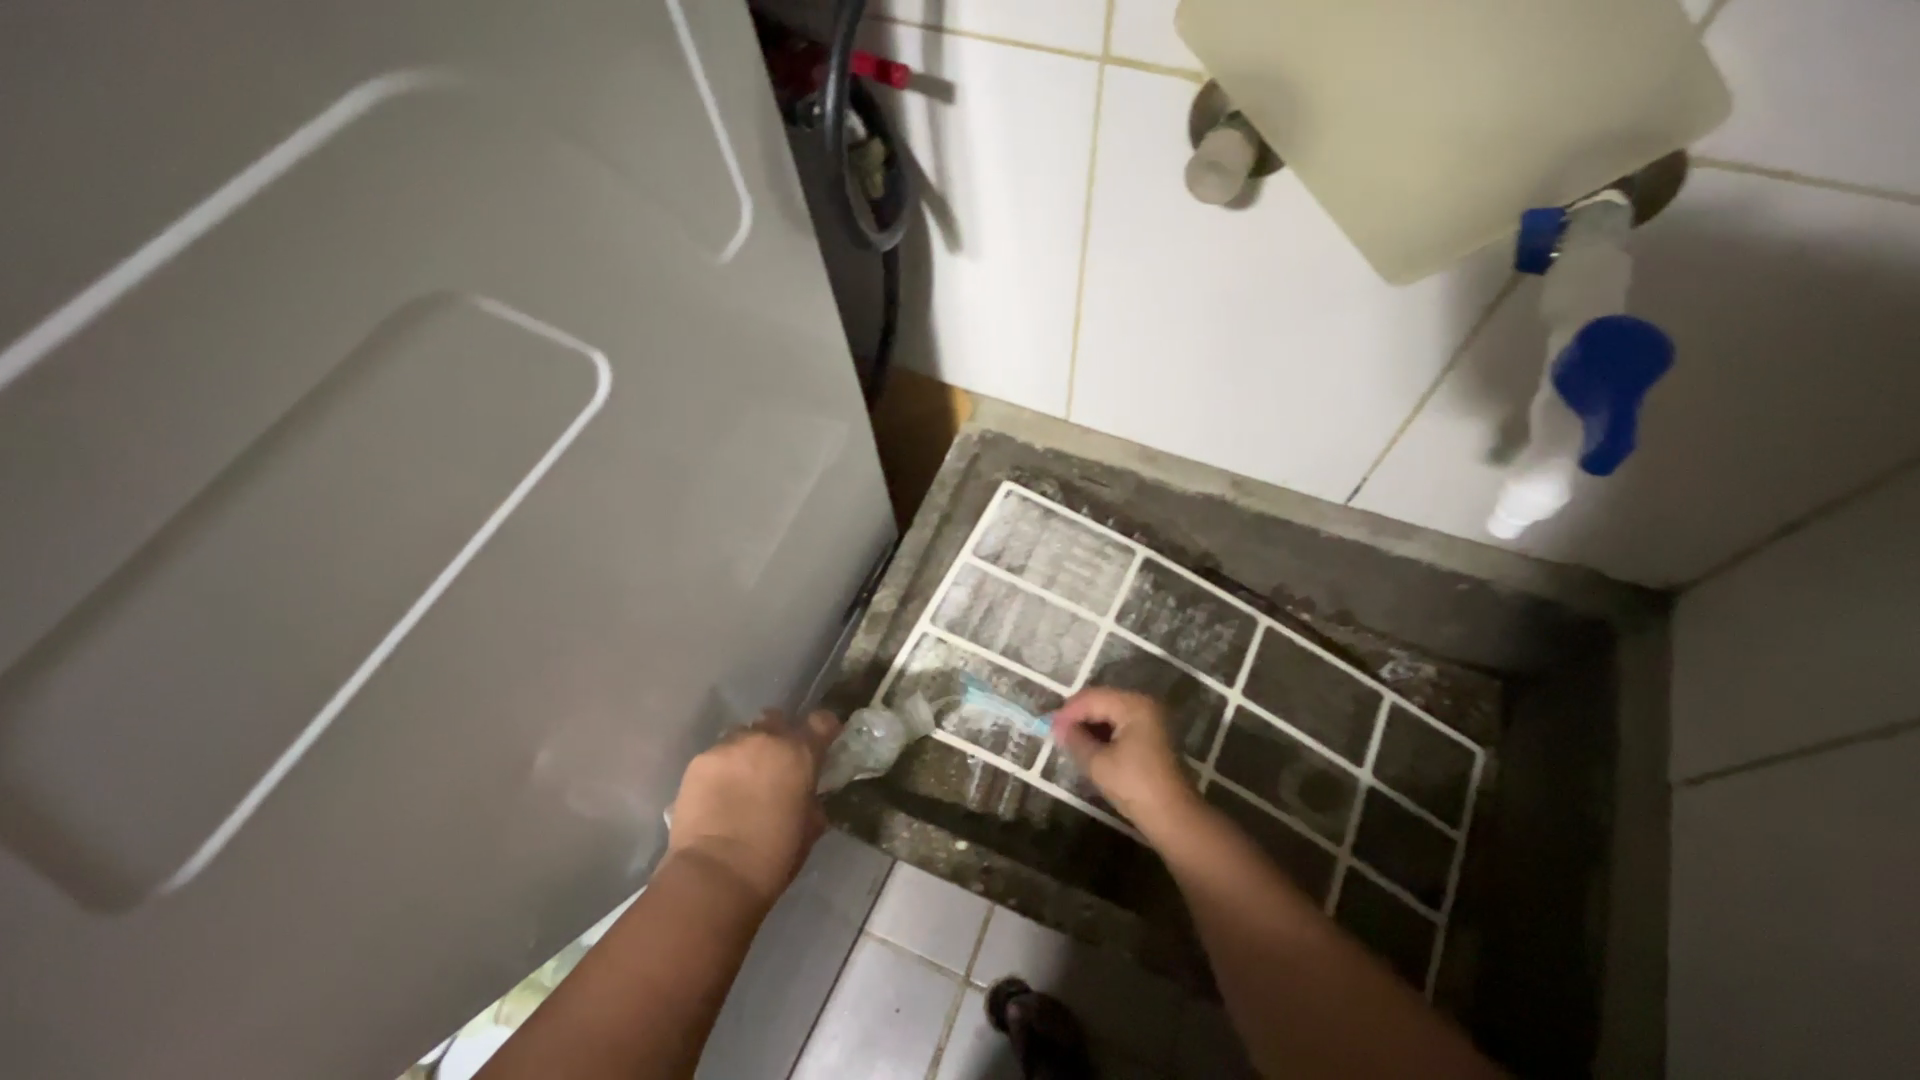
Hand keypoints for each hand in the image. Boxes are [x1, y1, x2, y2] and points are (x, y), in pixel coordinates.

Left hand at [667, 708, 841, 906]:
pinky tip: (717, 795)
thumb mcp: (809, 829)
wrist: (714, 873)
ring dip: (747, 752)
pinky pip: (717, 755)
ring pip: (743, 736)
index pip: (822, 721)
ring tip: (741, 781)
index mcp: (800, 754)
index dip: (823, 730)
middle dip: (778, 738)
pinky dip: (721, 769)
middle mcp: (765, 739)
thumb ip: (810, 800)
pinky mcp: (699, 761)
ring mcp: (728, 747)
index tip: (821, 744)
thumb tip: (806, 796)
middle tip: (775, 766)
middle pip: (776, 720)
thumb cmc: (773, 856)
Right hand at [1051, 688, 1199, 839]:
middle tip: (1056, 733)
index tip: (1048, 728)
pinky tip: (1088, 746)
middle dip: (1077, 716)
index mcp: (1134, 705)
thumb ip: (1075, 740)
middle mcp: (1144, 705)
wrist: (1171, 816)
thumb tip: (1058, 728)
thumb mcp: (1097, 763)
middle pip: (1102, 701)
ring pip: (1111, 713)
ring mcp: (1151, 720)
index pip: (1092, 698)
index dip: (1067, 712)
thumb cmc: (1134, 785)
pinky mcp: (1152, 736)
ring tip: (1069, 740)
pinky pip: (1121, 725)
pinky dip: (1103, 733)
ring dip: (1089, 725)